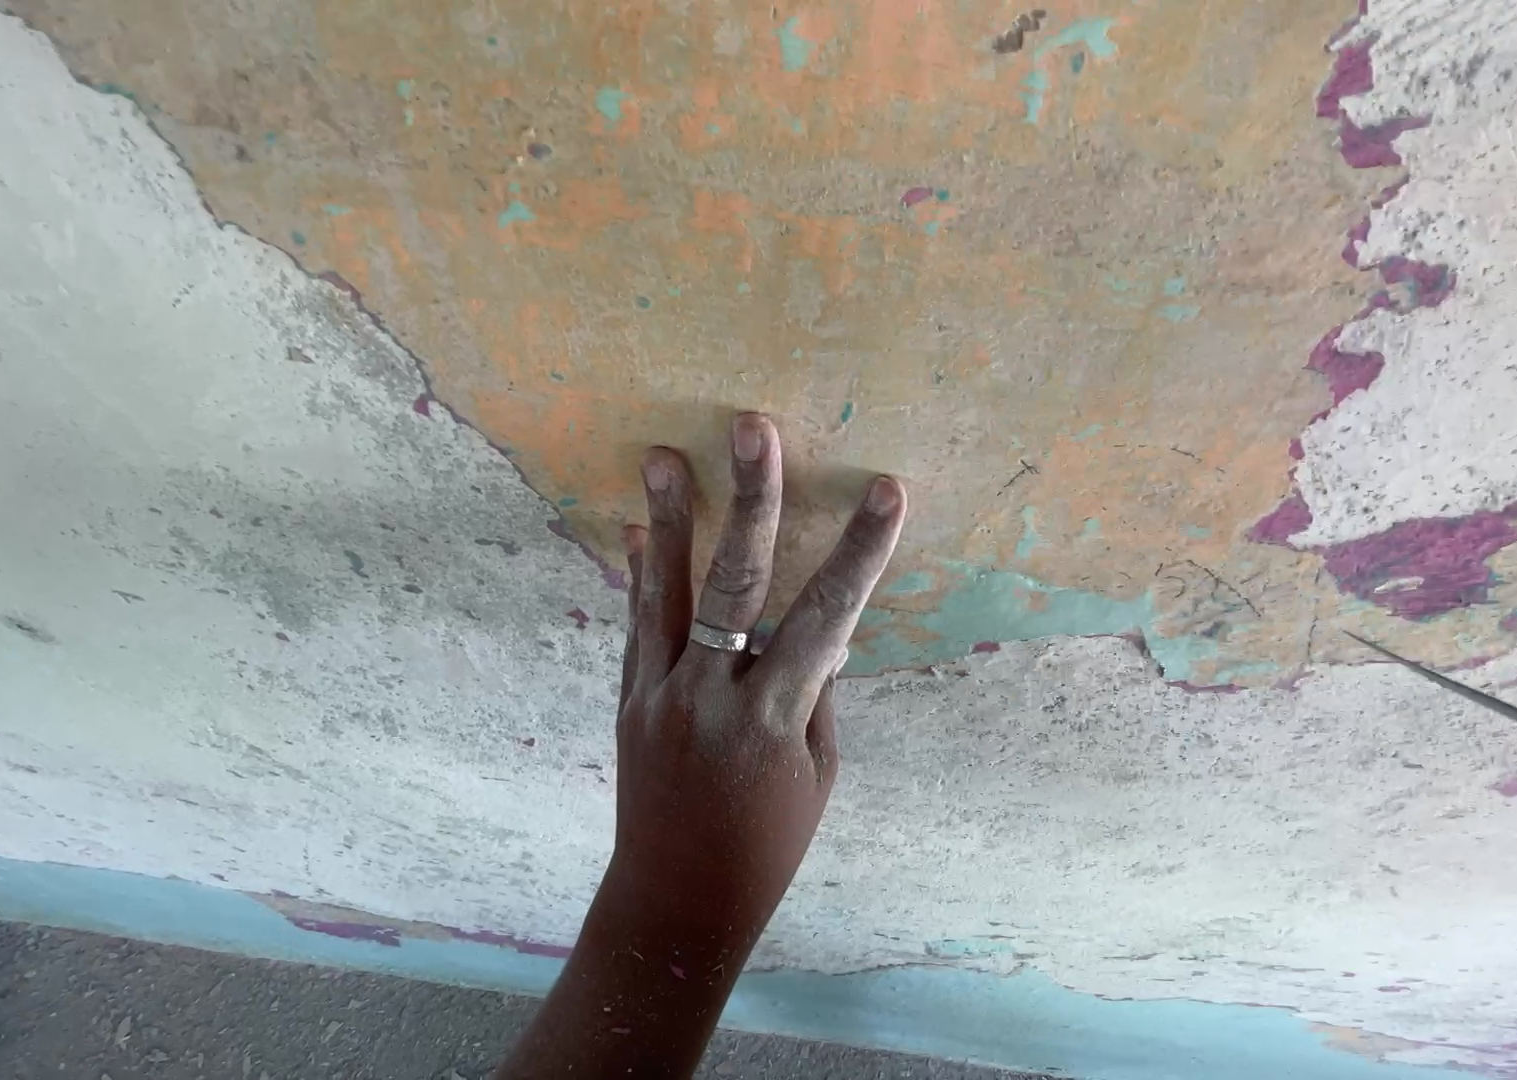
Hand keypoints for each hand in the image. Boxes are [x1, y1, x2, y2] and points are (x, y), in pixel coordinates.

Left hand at [605, 413, 904, 964]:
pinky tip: (636, 529)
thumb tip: (822, 628)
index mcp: (772, 718)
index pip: (828, 617)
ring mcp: (658, 695)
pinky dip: (641, 574)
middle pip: (735, 585)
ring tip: (662, 456)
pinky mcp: (628, 700)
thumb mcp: (816, 772)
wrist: (677, 901)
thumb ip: (814, 691)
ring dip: (667, 519)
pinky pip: (636, 627)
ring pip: (666, 594)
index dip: (861, 552)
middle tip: (751, 430)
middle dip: (751, 501)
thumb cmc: (767, 843)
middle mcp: (709, 695)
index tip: (888, 493)